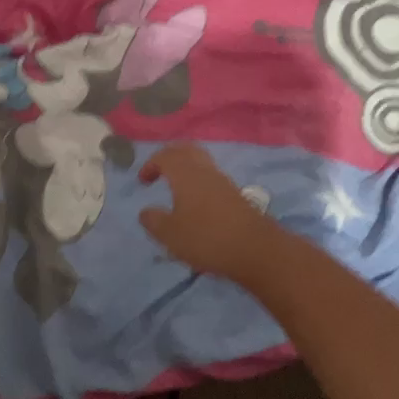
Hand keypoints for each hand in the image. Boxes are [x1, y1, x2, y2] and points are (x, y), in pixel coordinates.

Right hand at [138, 143, 285, 281]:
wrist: (255, 249)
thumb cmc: (206, 238)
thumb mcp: (171, 235)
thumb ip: (154, 221)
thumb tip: (145, 212)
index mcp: (185, 173)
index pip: (164, 156)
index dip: (151, 164)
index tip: (143, 181)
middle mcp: (204, 169)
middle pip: (185, 149)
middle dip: (169, 156)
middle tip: (159, 170)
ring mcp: (222, 180)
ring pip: (201, 160)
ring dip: (186, 166)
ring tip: (176, 185)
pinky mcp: (235, 194)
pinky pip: (211, 175)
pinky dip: (199, 178)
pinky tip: (196, 200)